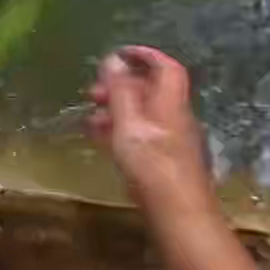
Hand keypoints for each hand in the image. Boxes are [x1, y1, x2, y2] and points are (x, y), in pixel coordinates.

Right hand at [88, 46, 217, 218]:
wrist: (179, 216)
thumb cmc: (152, 165)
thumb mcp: (128, 124)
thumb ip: (119, 91)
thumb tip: (114, 58)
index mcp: (169, 104)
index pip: (166, 68)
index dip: (145, 55)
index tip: (117, 53)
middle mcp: (174, 117)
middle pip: (151, 90)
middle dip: (120, 84)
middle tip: (92, 91)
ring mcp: (171, 139)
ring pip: (142, 112)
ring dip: (116, 108)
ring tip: (90, 117)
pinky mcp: (165, 159)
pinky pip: (140, 131)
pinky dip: (119, 127)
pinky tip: (101, 138)